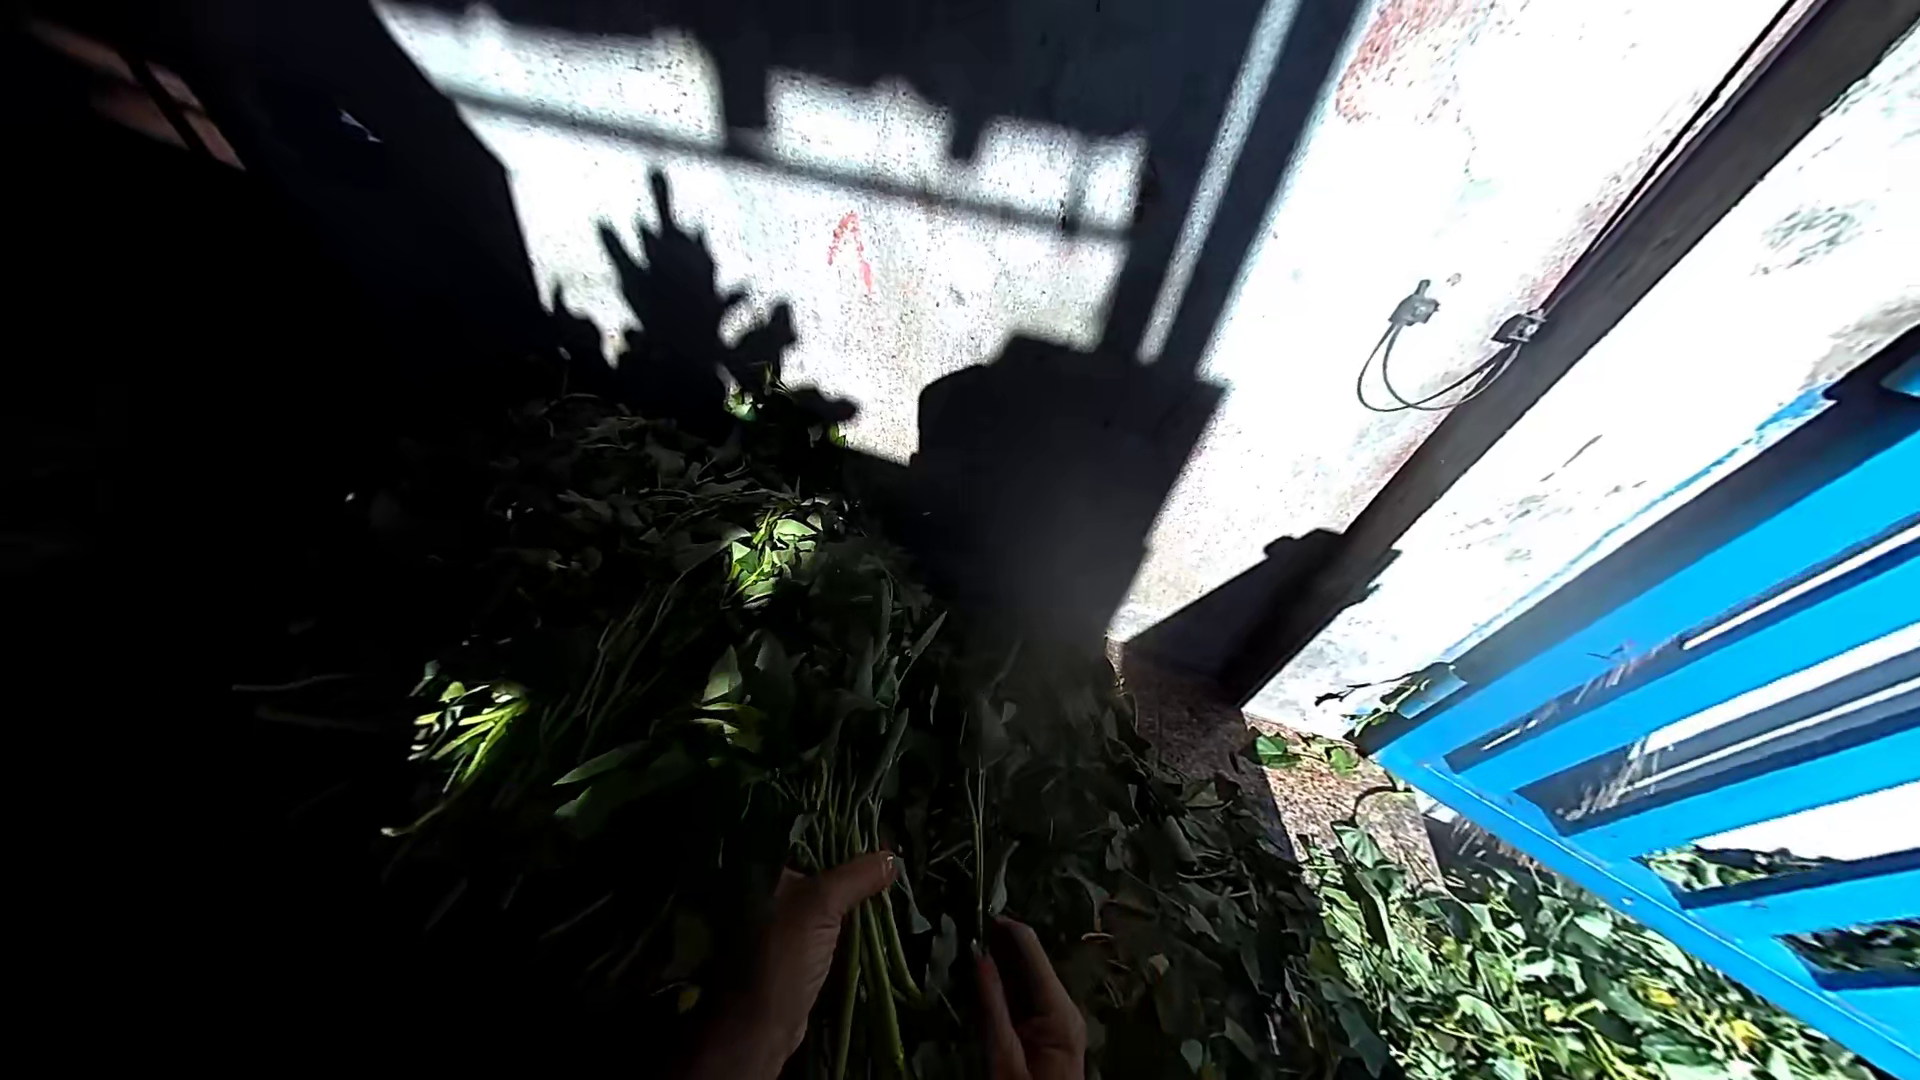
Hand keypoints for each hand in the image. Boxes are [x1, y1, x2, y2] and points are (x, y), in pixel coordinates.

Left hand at [678, 852, 896, 1079]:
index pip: (814, 839)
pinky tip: (875, 913)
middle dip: (856, 866)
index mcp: (772, 872)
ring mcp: (788, 920)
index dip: (846, 836)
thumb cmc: (784, 954)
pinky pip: (831, 921)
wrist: (762, 1028)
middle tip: (888, 860)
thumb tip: (891, 857)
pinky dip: (851, 918)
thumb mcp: (821, 905)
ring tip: (888, 881)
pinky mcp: (800, 947)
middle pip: (824, 867)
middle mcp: (776, 890)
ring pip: (830, 896)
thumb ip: (856, 876)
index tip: (878, 837)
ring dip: (856, 893)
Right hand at [977, 917, 1086, 1079]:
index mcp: (1058, 1009)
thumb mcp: (1004, 1060)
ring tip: (970, 942)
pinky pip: (1025, 991)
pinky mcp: (1049, 1026)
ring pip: (1026, 971)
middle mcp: (1063, 1003)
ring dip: (1000, 957)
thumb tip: (979, 953)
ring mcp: (1058, 1015)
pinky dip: (1004, 979)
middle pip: (1029, 956)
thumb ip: (992, 1005)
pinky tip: (983, 972)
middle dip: (999, 940)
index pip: (1031, 947)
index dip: (1005, 927)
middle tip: (966, 928)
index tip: (975, 914)